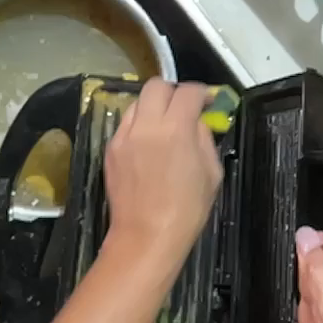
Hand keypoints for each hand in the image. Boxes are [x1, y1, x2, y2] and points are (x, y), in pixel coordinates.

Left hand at [102, 79, 223, 277]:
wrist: (146, 236)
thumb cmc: (186, 209)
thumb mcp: (211, 172)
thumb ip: (204, 138)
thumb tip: (196, 122)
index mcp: (176, 129)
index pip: (188, 92)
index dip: (202, 93)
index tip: (207, 101)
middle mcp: (147, 125)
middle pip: (156, 86)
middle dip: (173, 91)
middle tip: (183, 107)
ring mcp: (124, 135)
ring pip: (137, 102)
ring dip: (153, 106)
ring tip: (163, 125)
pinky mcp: (110, 148)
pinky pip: (126, 124)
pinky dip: (139, 125)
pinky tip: (147, 144)